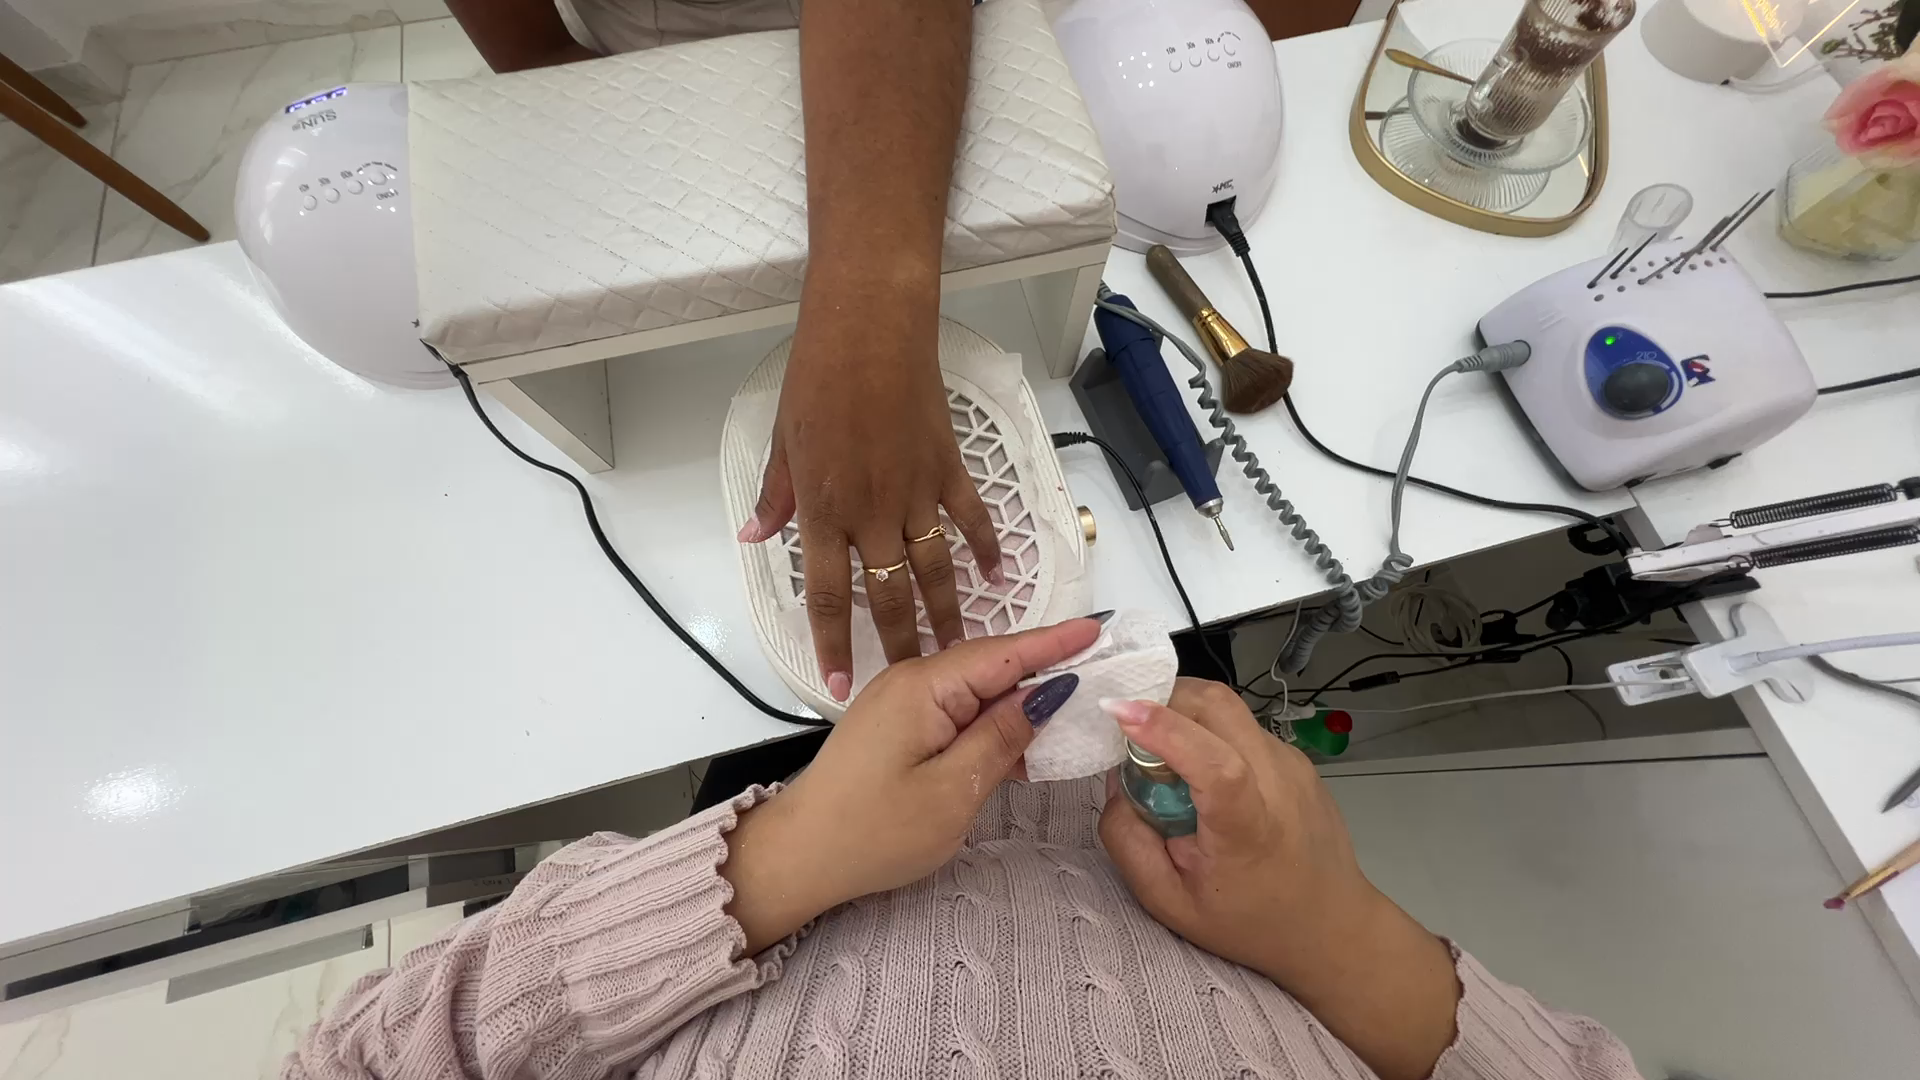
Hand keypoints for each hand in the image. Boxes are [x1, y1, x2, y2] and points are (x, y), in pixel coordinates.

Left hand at [721, 617, 1097, 953]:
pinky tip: (1019, 741)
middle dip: (1043, 665)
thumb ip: (1001, 737)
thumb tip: (1046, 694)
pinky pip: (956, 709)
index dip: (1054, 641)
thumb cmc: (872, 832)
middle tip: (1097, 666)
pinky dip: (989, 721)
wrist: (799, 856)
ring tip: (1070, 704)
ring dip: (1018, 698)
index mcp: (924, 687)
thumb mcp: (951, 792)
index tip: (1098, 626)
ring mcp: (903, 700)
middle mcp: (912, 680)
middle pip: (991, 664)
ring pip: (975, 688)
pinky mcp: (899, 722)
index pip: (1003, 653)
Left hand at [738, 271, 1002, 701]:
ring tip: (958, 648)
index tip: (837, 687)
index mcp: (825, 511)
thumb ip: (776, 496)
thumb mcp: (782, 439)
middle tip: (910, 678)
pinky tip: (997, 577)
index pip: (829, 596)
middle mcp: (873, 514)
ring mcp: (917, 494)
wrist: (870, 329)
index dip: (833, 647)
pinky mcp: (949, 471)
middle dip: (899, 643)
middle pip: (890, 595)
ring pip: (936, 570)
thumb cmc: (816, 378)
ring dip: (947, 613)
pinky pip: (972, 519)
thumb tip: (756, 537)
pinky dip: (987, 549)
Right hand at [1098, 680, 1461, 1079]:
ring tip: (1161, 739)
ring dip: (1182, 704)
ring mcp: (1292, 762)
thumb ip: (1128, 840)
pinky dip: (1206, 724)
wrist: (1334, 929)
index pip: (1214, 763)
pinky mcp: (1296, 755)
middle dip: (1162, 697)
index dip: (1165, 729)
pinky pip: (1239, 720)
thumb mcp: (1168, 901)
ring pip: (1226, 704)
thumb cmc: (1247, 921)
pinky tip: (1199, 759)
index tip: (1117, 711)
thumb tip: (1115, 777)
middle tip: (1129, 721)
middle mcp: (1278, 784)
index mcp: (1247, 829)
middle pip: (1217, 707)